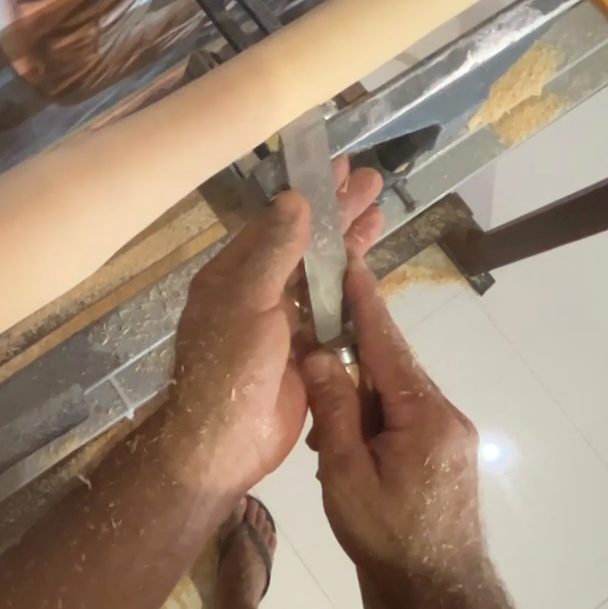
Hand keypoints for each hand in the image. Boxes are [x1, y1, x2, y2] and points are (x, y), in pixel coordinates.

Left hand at [167, 160, 383, 496]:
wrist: (227, 440)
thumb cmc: (229, 367)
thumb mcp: (247, 301)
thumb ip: (274, 252)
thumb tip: (294, 200)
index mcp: (231, 275)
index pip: (274, 223)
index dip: (307, 195)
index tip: (335, 167)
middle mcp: (254, 292)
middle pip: (301, 243)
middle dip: (335, 213)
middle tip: (370, 181)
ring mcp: (280, 321)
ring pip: (319, 273)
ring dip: (347, 244)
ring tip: (380, 211)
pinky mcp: (304, 348)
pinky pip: (330, 309)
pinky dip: (351, 287)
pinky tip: (372, 265)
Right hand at [299, 259, 487, 590]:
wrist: (441, 594)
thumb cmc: (388, 537)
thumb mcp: (345, 474)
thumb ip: (333, 410)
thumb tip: (318, 354)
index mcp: (423, 415)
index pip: (387, 345)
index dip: (366, 303)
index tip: (350, 264)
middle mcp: (443, 414)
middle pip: (391, 365)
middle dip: (350, 350)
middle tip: (313, 333)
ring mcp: (448, 432)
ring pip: (393, 392)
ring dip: (356, 394)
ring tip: (320, 423)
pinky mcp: (444, 450)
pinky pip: (401, 415)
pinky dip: (370, 415)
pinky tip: (343, 441)